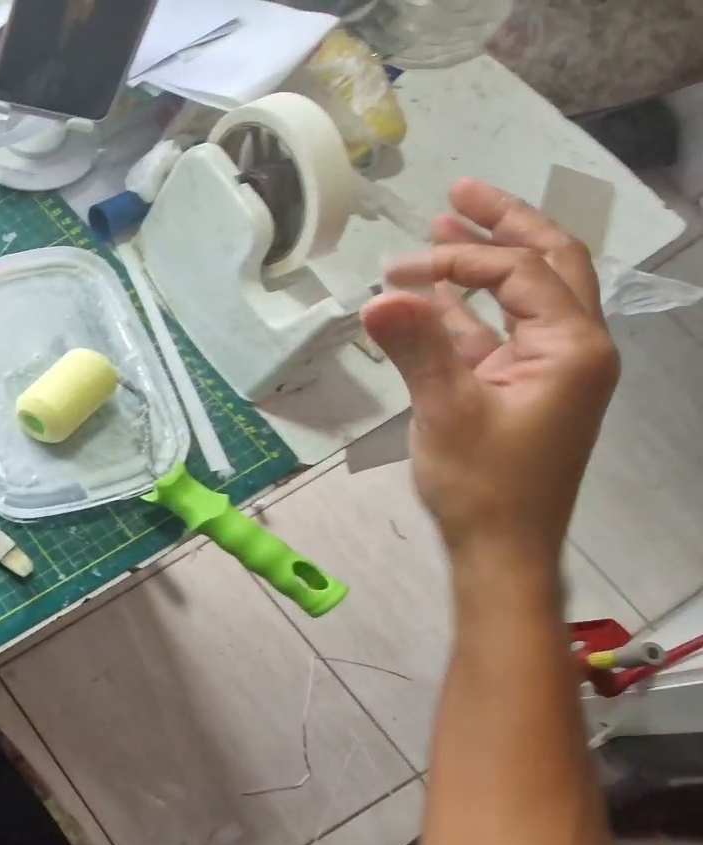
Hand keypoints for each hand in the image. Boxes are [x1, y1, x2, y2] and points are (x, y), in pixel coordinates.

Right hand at [362, 178, 618, 571]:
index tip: (400, 264)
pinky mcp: (517, 388)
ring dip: (487, 261)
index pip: (522, 274)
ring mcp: (547, 367)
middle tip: (460, 193)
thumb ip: (417, 349)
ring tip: (446, 225)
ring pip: (526, 295)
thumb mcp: (447, 412)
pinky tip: (435, 293)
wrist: (502, 544)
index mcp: (573, 346)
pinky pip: (496, 332)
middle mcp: (573, 346)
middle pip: (549, 265)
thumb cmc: (484, 482)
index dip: (463, 256)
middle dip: (504, 226)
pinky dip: (467, 307)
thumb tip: (379, 297)